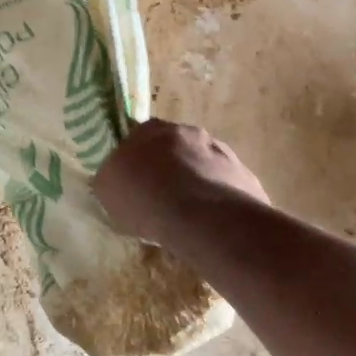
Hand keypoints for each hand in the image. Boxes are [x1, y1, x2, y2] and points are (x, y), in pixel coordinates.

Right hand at [95, 120, 269, 243]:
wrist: (202, 218)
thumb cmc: (144, 197)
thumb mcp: (107, 188)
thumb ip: (113, 177)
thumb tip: (117, 179)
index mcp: (151, 128)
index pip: (140, 137)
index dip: (138, 160)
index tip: (136, 182)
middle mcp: (189, 132)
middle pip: (177, 149)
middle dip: (171, 169)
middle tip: (162, 199)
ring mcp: (223, 154)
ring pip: (205, 167)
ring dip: (198, 184)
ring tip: (189, 218)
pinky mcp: (247, 179)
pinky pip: (228, 190)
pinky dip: (220, 203)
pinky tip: (213, 226)